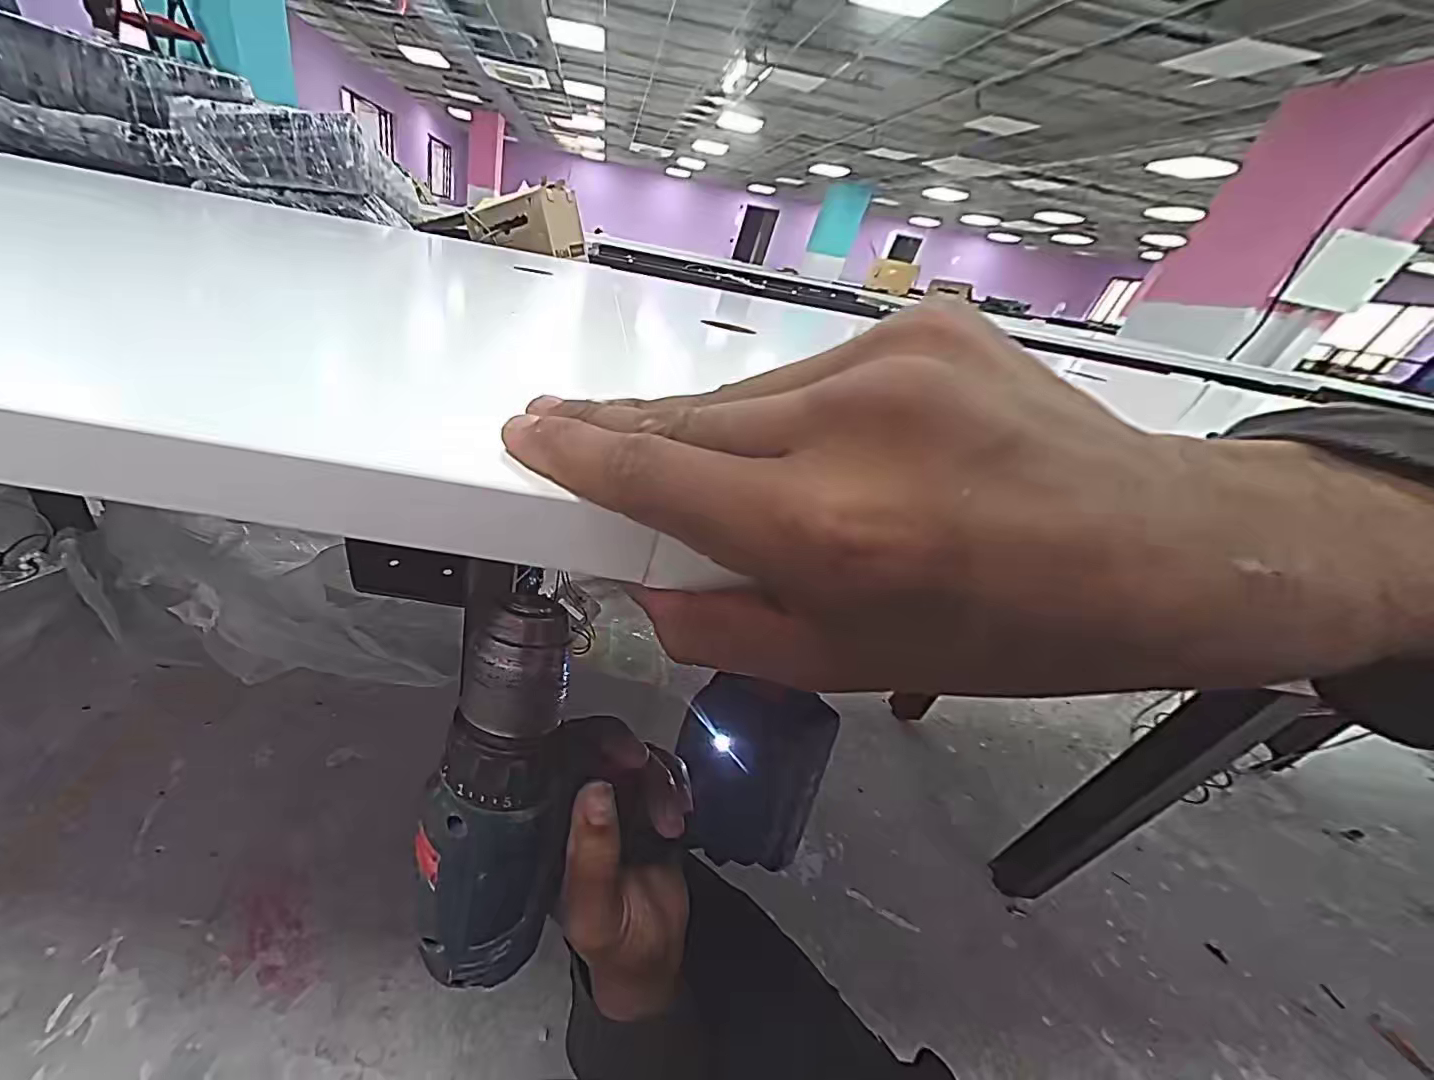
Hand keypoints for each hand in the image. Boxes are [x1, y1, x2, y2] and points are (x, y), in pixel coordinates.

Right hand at [503, 302, 1433, 694]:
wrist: (1164, 549)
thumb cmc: (993, 630)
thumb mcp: (835, 662)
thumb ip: (712, 627)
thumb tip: (639, 582)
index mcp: (827, 529)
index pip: (655, 471)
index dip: (574, 452)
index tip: (524, 433)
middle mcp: (849, 425)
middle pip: (679, 418)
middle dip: (605, 426)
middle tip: (549, 421)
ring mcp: (887, 358)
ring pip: (731, 397)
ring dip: (690, 430)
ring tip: (670, 454)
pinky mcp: (918, 326)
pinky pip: (792, 378)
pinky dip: (762, 416)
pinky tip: (781, 445)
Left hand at [553, 718, 689, 1020]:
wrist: (651, 958)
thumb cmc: (609, 938)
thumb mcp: (595, 910)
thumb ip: (592, 856)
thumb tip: (595, 791)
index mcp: (547, 817)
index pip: (553, 756)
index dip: (583, 743)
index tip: (619, 754)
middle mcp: (573, 798)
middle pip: (594, 743)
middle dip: (626, 751)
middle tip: (645, 767)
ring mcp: (611, 796)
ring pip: (632, 754)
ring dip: (658, 777)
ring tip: (670, 822)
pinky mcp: (644, 799)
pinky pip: (661, 769)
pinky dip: (675, 781)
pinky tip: (679, 812)